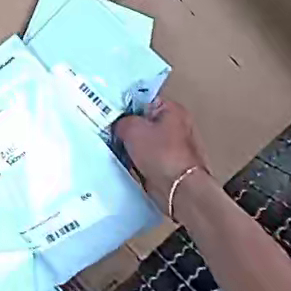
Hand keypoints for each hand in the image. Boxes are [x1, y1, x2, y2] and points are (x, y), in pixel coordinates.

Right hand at [115, 98, 208, 215]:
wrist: (180, 190)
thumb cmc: (161, 154)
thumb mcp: (131, 129)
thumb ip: (120, 121)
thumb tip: (118, 125)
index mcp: (173, 109)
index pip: (144, 101)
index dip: (125, 107)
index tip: (110, 114)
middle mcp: (178, 126)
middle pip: (144, 122)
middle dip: (127, 129)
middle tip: (111, 133)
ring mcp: (175, 148)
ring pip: (144, 143)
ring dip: (132, 148)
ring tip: (117, 150)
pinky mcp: (171, 167)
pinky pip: (148, 159)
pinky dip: (138, 162)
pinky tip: (127, 165)